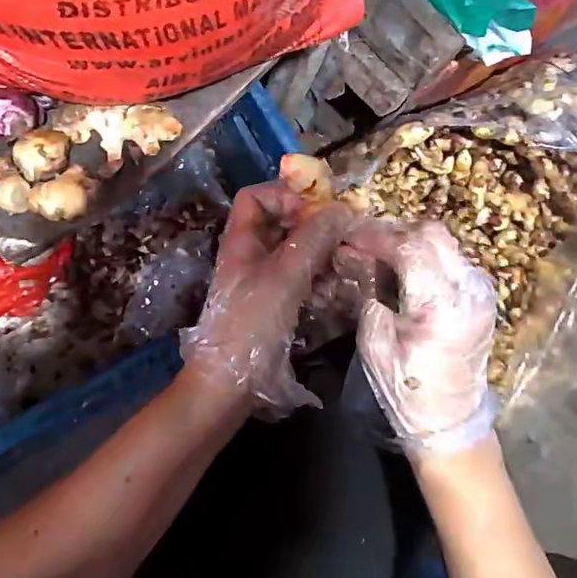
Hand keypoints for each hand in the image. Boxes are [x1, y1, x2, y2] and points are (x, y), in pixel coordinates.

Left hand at [180, 181, 349, 414]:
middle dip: (314, 225)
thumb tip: (340, 209)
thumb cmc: (252, 321)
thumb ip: (312, 238)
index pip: (256, 196)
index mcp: (241, 239)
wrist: (230, 382)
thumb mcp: (285, 274)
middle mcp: (250, 254)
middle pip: (281, 223)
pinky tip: (336, 289)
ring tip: (346, 260)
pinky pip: (300, 278)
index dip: (284, 195)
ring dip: (321, 252)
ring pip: (295, 251)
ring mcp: (262, 280)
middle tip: (344, 233)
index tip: (315, 209)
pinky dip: (318, 278)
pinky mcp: (275, 303)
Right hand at [347, 221, 499, 455]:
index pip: (409, 245)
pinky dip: (425, 252)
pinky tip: (401, 267)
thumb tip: (352, 254)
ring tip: (378, 252)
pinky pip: (451, 257)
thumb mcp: (375, 339)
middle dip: (393, 231)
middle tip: (362, 242)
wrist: (451, 422)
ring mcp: (481, 291)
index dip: (375, 236)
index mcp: (442, 304)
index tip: (348, 238)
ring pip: (443, 241)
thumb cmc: (406, 388)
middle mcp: (469, 289)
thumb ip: (368, 289)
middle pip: (432, 232)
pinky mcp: (482, 296)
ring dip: (409, 239)